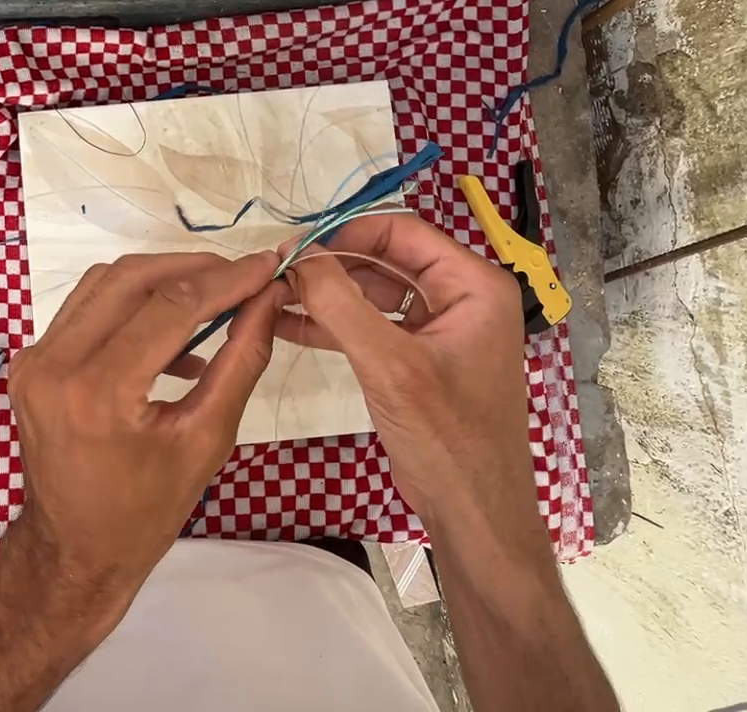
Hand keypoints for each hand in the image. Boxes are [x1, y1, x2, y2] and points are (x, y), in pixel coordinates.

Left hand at [6, 251, 284, 620]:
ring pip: (104, 282)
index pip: (170, 306)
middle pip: (131, 278)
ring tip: (212, 293)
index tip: (266, 265)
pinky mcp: (30, 358)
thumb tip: (267, 298)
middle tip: (241, 274)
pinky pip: (86, 307)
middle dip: (193, 267)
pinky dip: (131, 302)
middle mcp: (55, 363)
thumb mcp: (206, 439)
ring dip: (161, 278)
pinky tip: (171, 330)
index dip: (225, 279)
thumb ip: (240, 360)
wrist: (73, 548)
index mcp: (98, 392)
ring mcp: (34, 358)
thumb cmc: (146, 510)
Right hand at [275, 215, 620, 711]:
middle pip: (383, 260)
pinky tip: (288, 324)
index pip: (402, 232)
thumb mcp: (389, 365)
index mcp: (472, 285)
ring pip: (371, 292)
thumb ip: (340, 304)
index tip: (296, 248)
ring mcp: (437, 328)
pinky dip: (332, 324)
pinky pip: (370, 325)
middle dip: (331, 266)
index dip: (347, 234)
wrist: (472, 515)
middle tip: (278, 272)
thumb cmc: (446, 437)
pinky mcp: (415, 357)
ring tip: (274, 296)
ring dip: (325, 294)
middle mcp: (459, 297)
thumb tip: (297, 256)